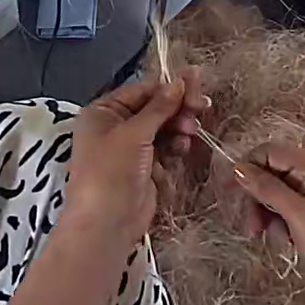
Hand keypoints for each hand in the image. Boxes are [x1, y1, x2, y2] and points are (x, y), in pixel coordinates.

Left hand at [65, 70, 207, 236]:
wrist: (106, 223)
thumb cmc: (111, 171)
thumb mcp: (133, 134)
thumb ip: (158, 108)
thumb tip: (179, 82)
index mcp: (102, 112)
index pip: (139, 90)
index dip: (167, 88)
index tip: (196, 85)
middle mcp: (114, 126)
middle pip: (152, 108)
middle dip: (176, 108)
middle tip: (202, 107)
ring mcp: (130, 148)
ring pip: (161, 128)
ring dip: (178, 127)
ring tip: (190, 131)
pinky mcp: (144, 167)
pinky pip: (164, 148)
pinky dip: (175, 145)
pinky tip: (183, 146)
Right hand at [224, 138, 304, 304]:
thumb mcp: (297, 216)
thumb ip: (266, 188)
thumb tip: (236, 168)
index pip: (267, 152)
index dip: (246, 170)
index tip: (229, 193)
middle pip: (268, 170)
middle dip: (256, 197)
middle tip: (251, 226)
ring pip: (273, 188)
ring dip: (265, 211)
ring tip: (268, 237)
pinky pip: (285, 202)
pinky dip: (278, 219)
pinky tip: (284, 239)